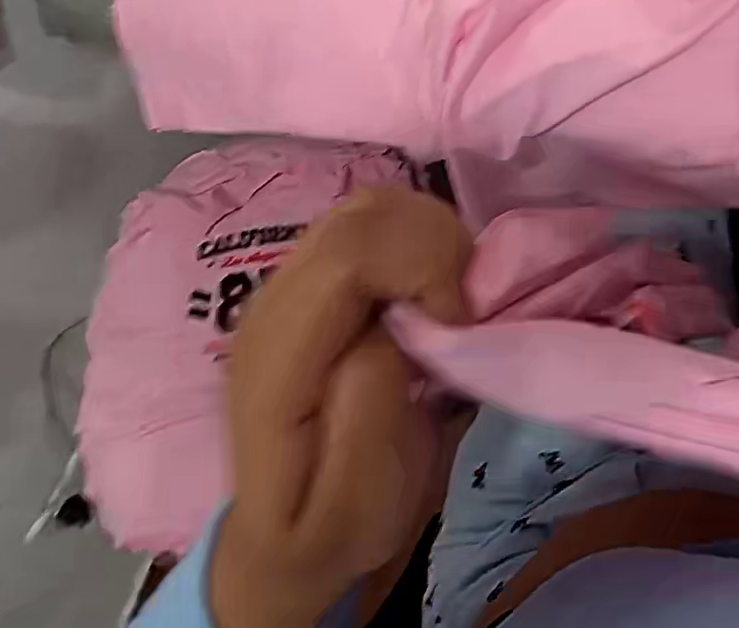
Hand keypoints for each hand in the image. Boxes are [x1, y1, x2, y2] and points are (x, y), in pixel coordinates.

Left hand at [213, 187, 471, 627]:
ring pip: (374, 206)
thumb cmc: (332, 524)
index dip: (423, 267)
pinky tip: (430, 287)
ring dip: (430, 238)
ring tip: (448, 298)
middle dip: (435, 246)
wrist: (290, 532)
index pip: (349, 254)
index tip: (460, 323)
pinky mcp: (320, 276)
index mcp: (278, 353)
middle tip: (461, 310)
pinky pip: (377, 221)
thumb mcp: (358, 497)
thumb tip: (399, 319)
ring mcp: (295, 279)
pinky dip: (421, 238)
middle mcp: (277, 299)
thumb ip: (370, 398)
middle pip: (365, 214)